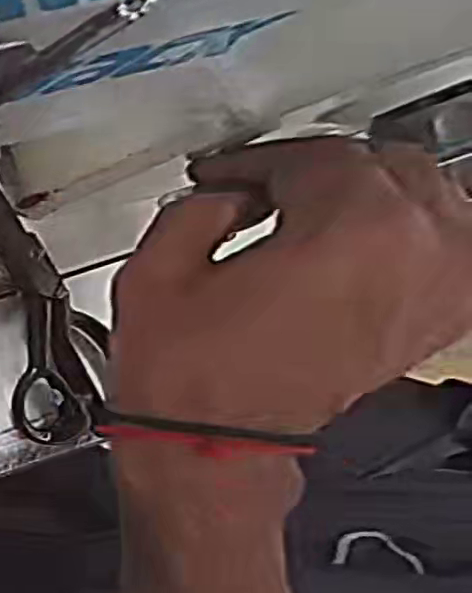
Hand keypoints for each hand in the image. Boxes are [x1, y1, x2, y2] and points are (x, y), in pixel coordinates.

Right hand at [110, 137, 471, 435]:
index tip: (223, 173)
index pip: (316, 158)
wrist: (212, 434)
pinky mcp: (444, 310)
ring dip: (362, 195)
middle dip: (310, 171)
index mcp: (350, 229)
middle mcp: (422, 244)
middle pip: (382, 166)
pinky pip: (448, 241)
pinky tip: (353, 245)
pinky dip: (403, 231)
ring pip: (427, 195)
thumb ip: (190, 213)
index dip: (256, 159)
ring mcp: (446, 279)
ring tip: (301, 215)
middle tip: (255, 189)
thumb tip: (224, 199)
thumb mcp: (150, 277)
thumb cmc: (186, 372)